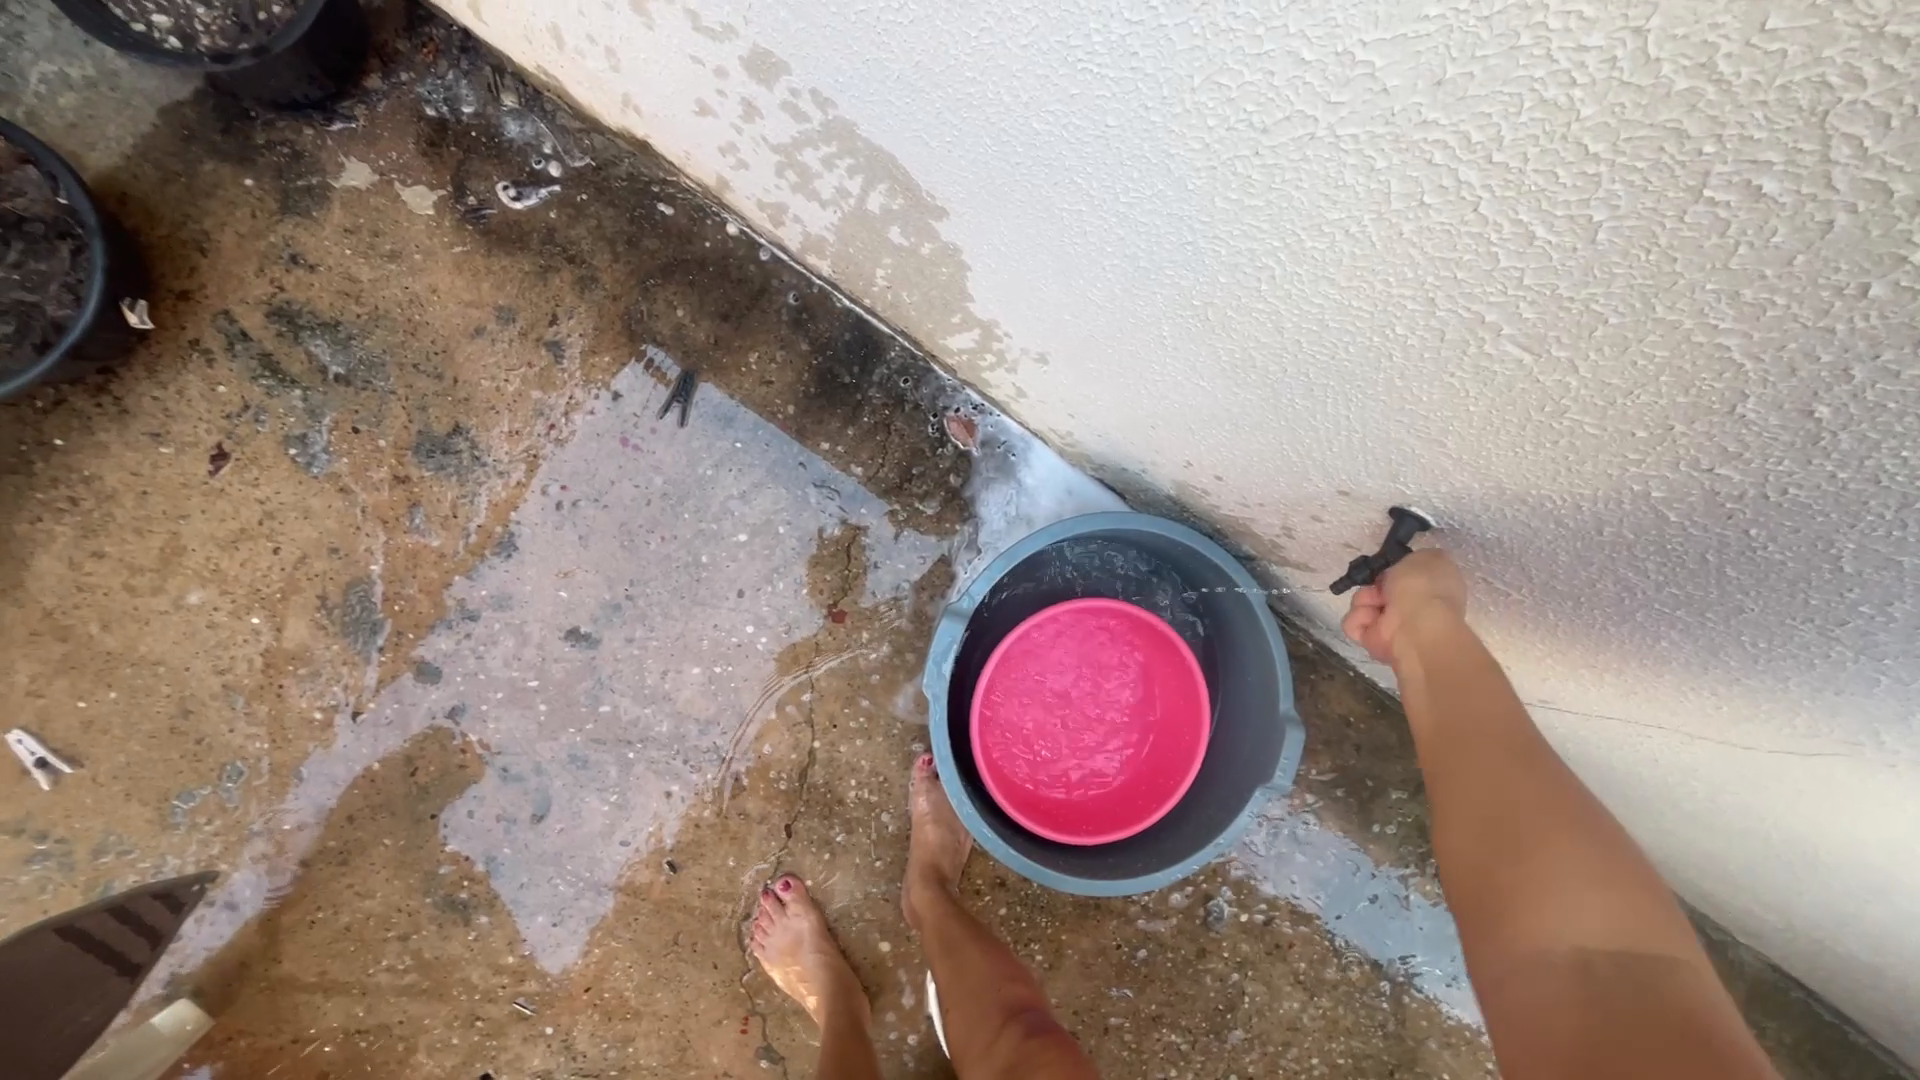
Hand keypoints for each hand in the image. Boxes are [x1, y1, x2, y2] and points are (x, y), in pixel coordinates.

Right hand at [1340, 549, 1467, 663]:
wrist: (1415, 625)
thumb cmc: (1423, 588)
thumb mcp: (1428, 557)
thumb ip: (1417, 558)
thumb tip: (1409, 567)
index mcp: (1431, 590)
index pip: (1403, 577)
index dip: (1393, 569)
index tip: (1389, 567)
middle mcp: (1411, 608)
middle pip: (1376, 588)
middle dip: (1373, 585)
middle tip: (1380, 587)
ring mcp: (1391, 626)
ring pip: (1361, 603)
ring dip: (1364, 600)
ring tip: (1377, 605)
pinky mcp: (1371, 640)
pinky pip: (1352, 623)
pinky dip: (1358, 619)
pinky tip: (1372, 620)